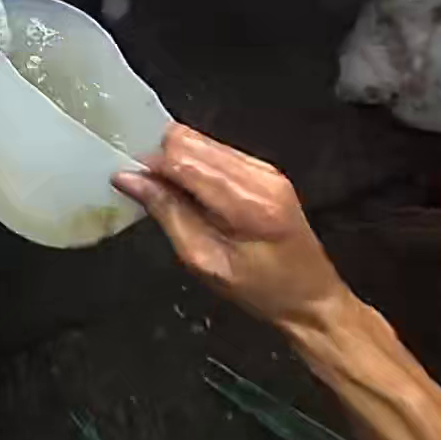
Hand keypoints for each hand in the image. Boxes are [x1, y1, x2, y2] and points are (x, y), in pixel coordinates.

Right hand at [112, 123, 350, 331]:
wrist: (315, 301)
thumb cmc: (260, 289)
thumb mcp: (202, 259)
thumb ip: (165, 211)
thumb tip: (125, 177)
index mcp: (248, 204)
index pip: (181, 160)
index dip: (149, 166)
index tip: (134, 183)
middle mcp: (259, 177)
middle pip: (186, 140)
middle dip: (159, 158)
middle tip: (152, 188)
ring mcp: (264, 169)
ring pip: (195, 139)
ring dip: (174, 158)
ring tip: (172, 190)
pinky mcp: (263, 169)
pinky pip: (210, 147)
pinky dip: (190, 161)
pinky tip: (192, 188)